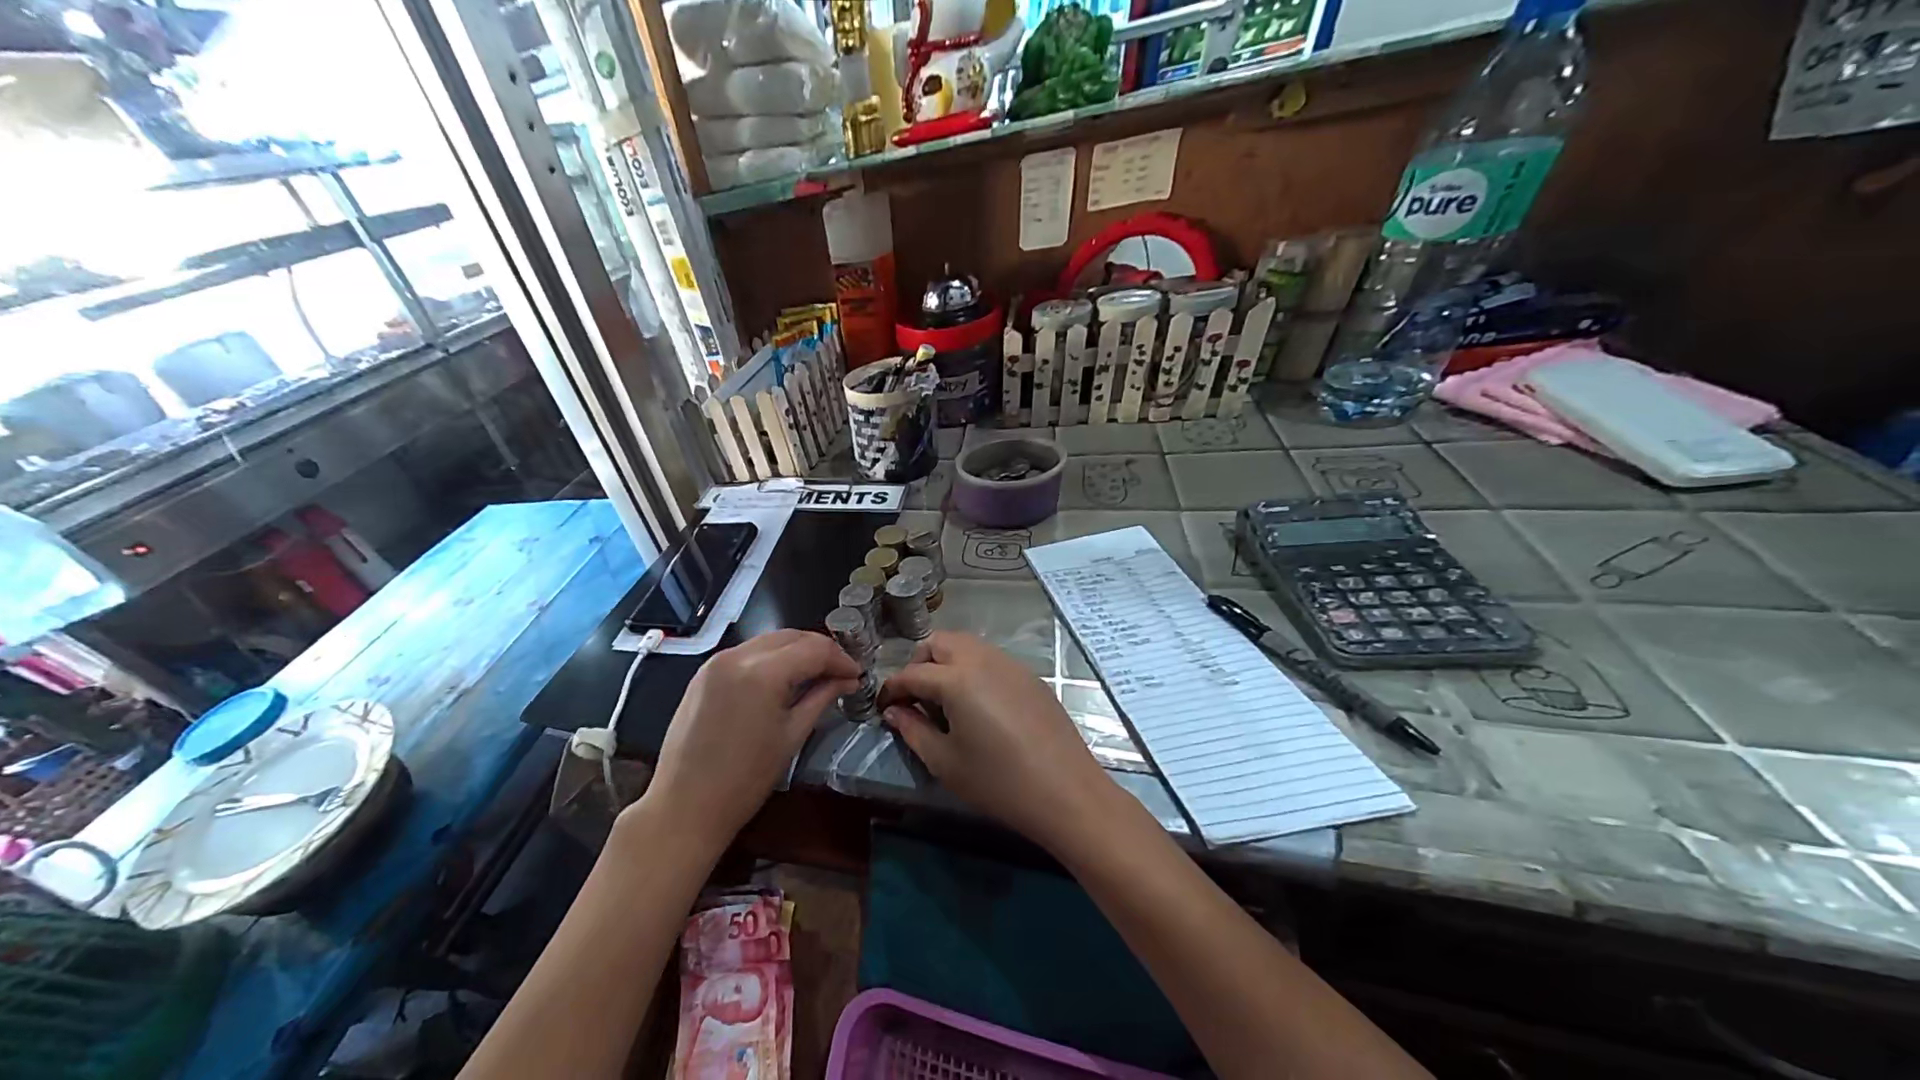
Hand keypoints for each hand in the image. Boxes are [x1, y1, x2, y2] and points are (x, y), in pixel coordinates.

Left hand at [642, 630, 859, 846]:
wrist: (684, 806)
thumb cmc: (745, 780)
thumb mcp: (792, 736)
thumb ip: (821, 698)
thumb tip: (847, 680)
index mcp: (762, 673)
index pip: (814, 649)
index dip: (841, 659)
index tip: (857, 675)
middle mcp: (737, 656)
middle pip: (791, 636)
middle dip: (820, 650)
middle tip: (840, 673)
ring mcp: (716, 662)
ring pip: (769, 641)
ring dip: (796, 651)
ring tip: (816, 675)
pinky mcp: (704, 674)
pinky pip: (748, 653)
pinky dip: (772, 658)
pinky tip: (784, 680)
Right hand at [879, 632, 1116, 849]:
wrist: (1065, 791)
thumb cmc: (998, 782)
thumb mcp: (945, 762)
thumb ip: (913, 730)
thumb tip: (894, 712)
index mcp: (956, 679)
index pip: (911, 673)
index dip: (892, 690)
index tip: (884, 709)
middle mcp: (983, 659)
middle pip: (939, 642)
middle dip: (919, 664)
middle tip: (915, 699)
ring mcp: (1011, 664)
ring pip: (968, 646)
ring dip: (947, 663)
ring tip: (944, 702)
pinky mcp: (1030, 677)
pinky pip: (992, 659)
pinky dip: (973, 670)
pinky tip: (978, 706)